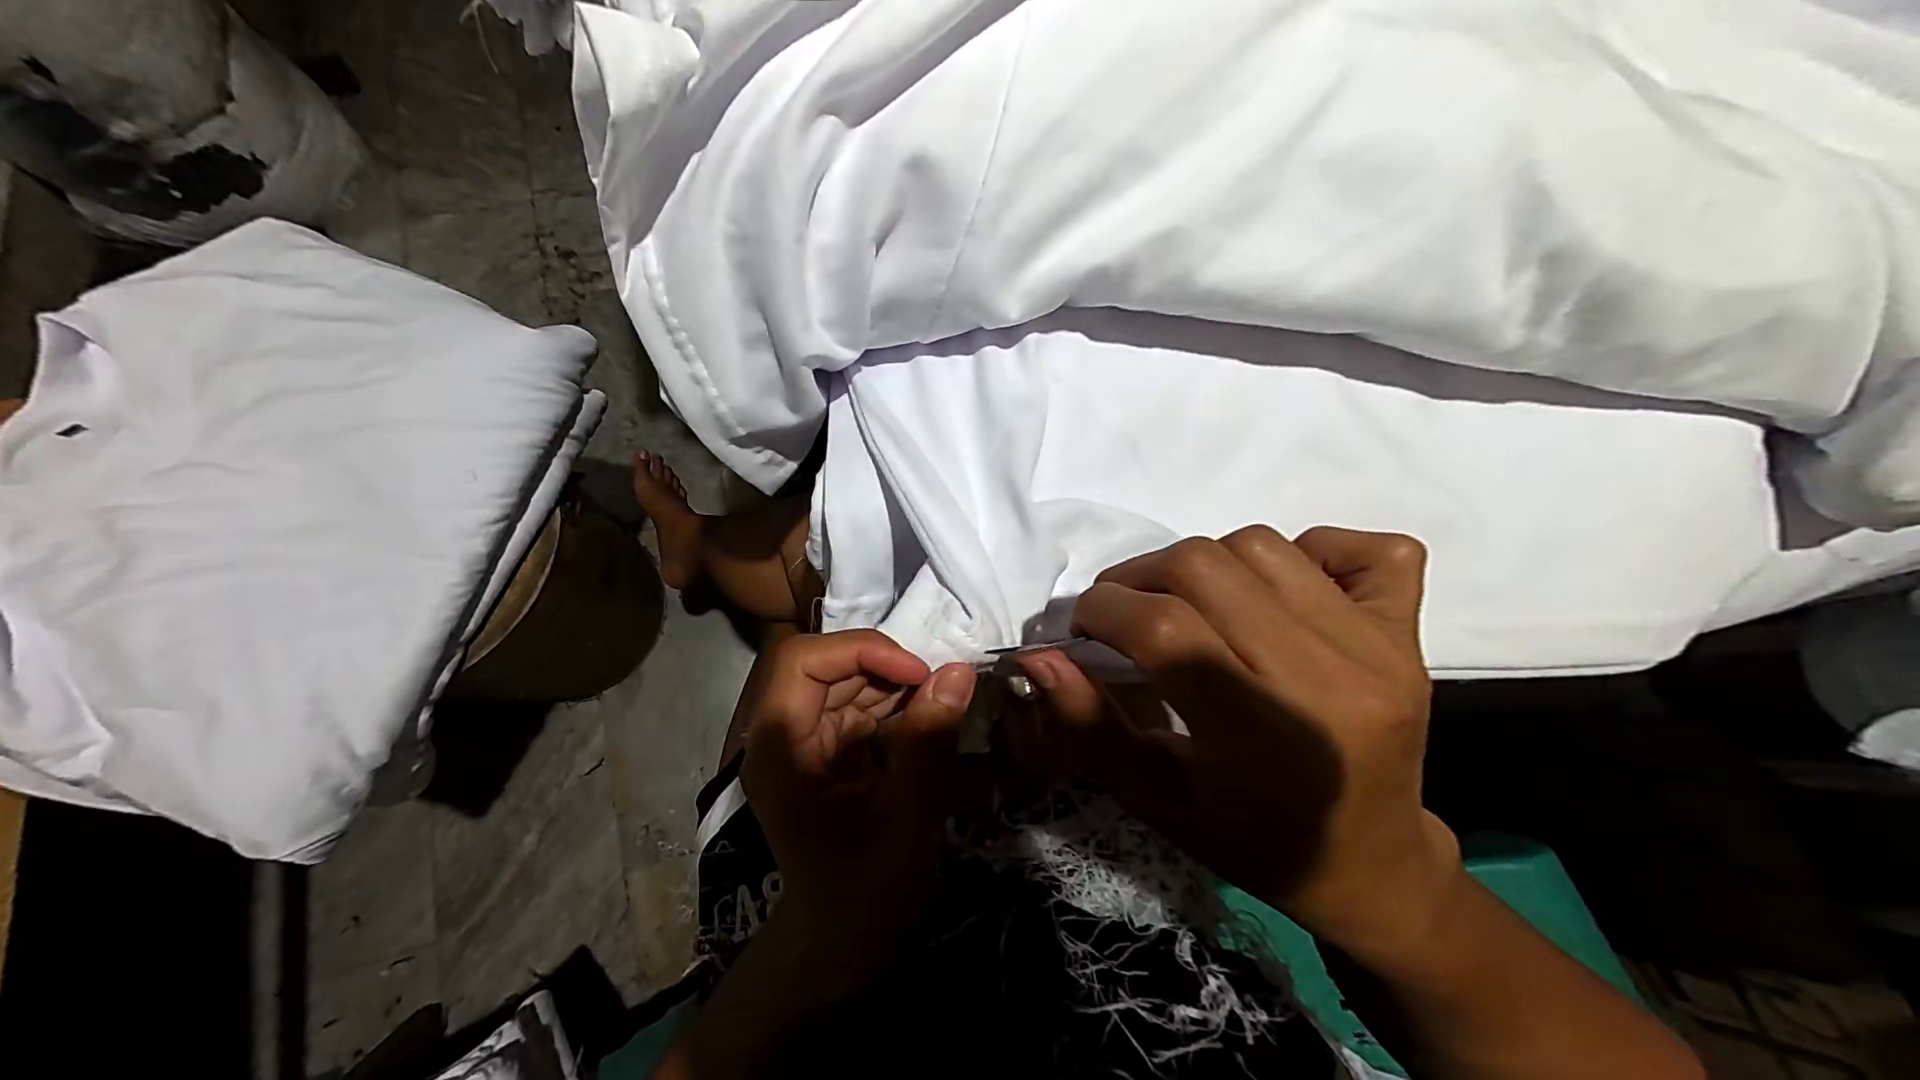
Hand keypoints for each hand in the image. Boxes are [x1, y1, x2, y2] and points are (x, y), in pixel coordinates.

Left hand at [739, 629, 976, 988]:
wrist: (841, 942)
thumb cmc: (866, 889)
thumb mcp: (907, 815)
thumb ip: (929, 740)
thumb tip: (957, 671)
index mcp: (779, 745)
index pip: (801, 661)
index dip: (859, 650)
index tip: (916, 673)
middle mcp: (780, 732)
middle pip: (823, 664)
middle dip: (882, 666)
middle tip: (936, 684)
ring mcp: (801, 740)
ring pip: (842, 679)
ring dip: (892, 683)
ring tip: (937, 702)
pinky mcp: (825, 750)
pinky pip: (855, 704)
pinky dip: (892, 703)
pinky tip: (923, 720)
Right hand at [1020, 526, 1458, 956]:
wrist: (1373, 864)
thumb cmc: (1255, 842)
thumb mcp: (1157, 801)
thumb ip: (1090, 726)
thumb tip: (1038, 656)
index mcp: (1262, 735)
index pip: (1164, 629)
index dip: (1104, 610)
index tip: (1085, 626)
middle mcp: (1329, 678)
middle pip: (1205, 568)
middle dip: (1140, 577)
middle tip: (1126, 612)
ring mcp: (1379, 648)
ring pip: (1263, 546)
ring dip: (1206, 561)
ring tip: (1191, 603)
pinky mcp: (1409, 633)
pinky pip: (1371, 550)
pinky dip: (1314, 551)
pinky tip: (1285, 590)